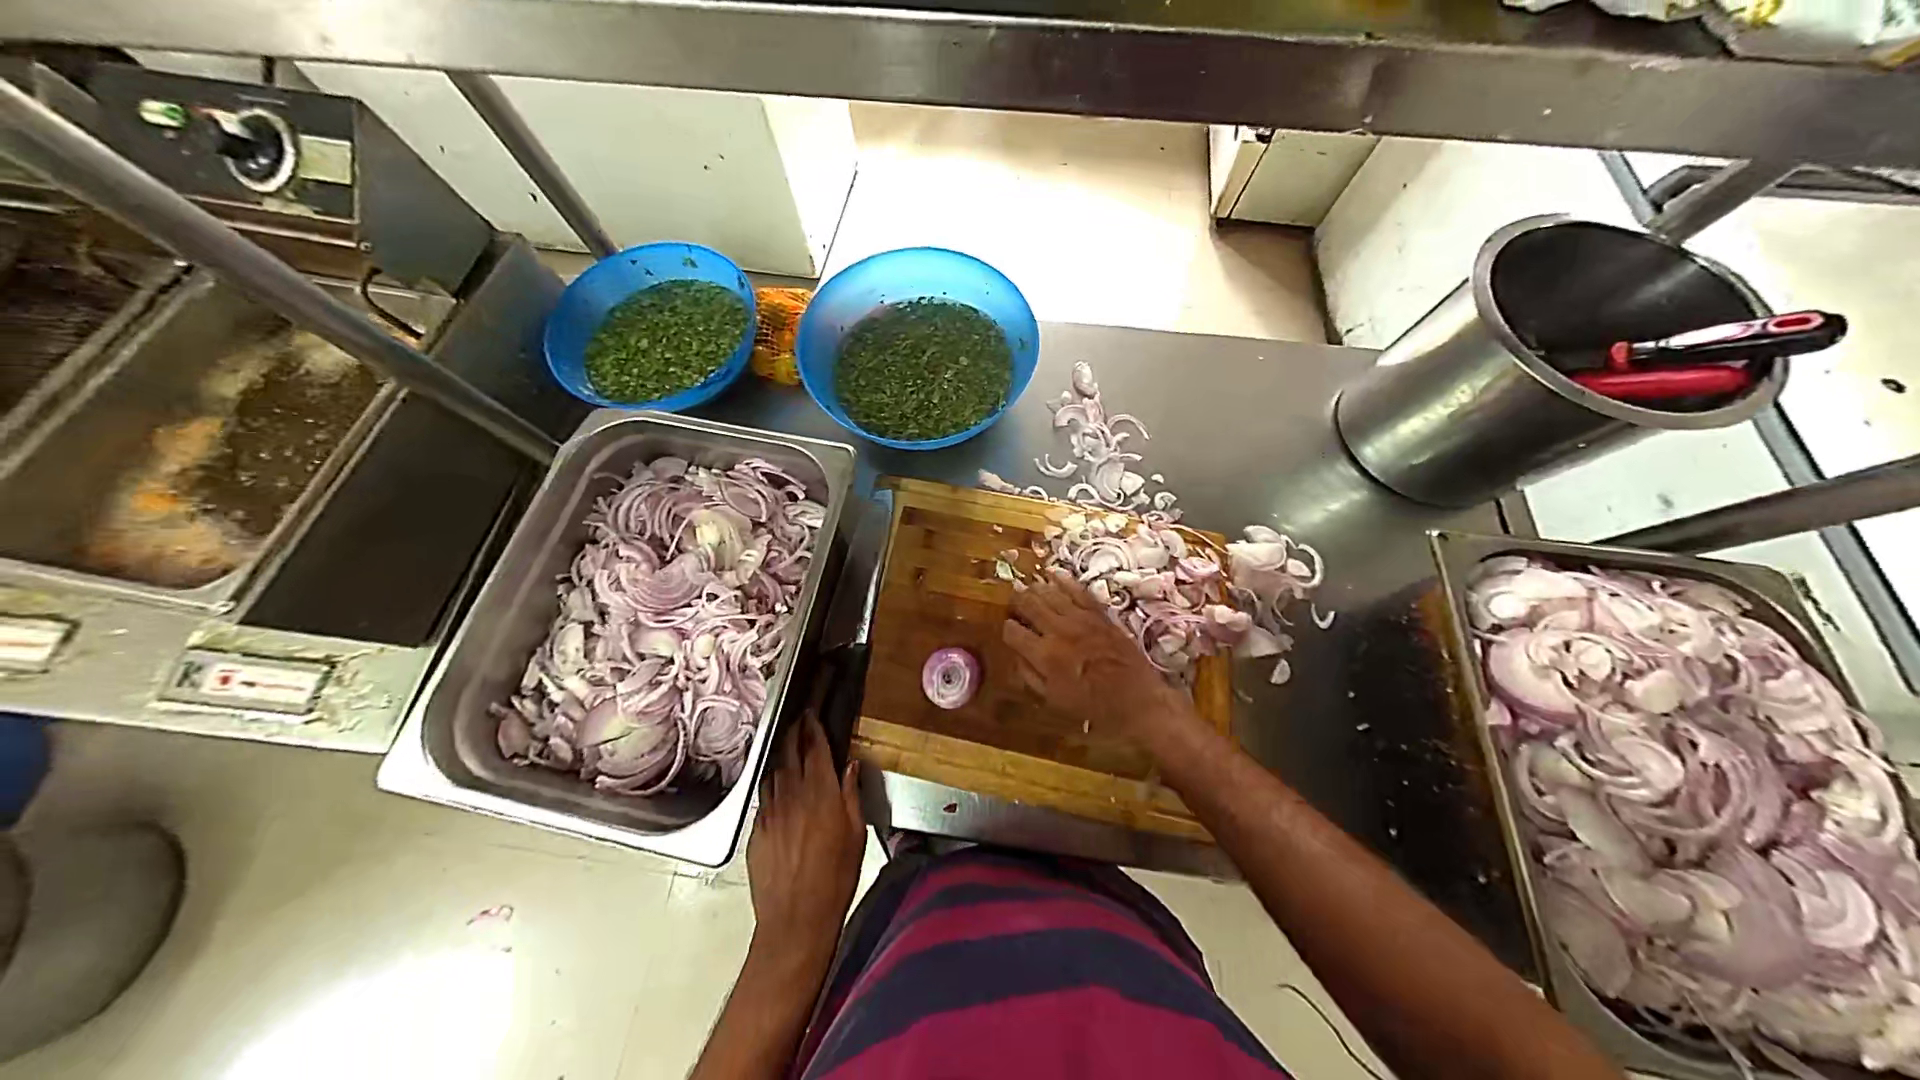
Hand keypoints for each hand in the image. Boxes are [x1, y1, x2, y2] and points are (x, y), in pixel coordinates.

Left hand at [747, 710, 865, 965]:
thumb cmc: (835, 879)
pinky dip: (772, 787)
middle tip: (798, 725)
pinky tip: (779, 792)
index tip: (811, 716)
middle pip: (789, 753)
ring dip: (782, 759)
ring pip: (773, 773)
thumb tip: (850, 769)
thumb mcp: (856, 834)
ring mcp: (769, 812)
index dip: (812, 727)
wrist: (796, 919)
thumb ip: (851, 796)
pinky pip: (764, 799)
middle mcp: (791, 796)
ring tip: (789, 753)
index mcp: (820, 793)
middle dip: (794, 734)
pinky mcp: (755, 831)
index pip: (814, 748)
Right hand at [1002, 569, 1201, 743]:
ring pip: (1050, 593)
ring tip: (1028, 586)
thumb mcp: (1053, 699)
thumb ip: (1030, 675)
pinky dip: (1063, 580)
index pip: (1013, 631)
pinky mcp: (1099, 613)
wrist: (1136, 698)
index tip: (1009, 629)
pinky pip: (1077, 590)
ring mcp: (1080, 619)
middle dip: (1017, 601)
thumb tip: (1016, 655)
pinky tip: (1053, 573)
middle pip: (1029, 604)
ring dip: (1035, 588)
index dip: (1007, 628)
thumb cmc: (1092, 705)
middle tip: (1013, 600)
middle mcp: (1058, 631)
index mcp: (1044, 655)